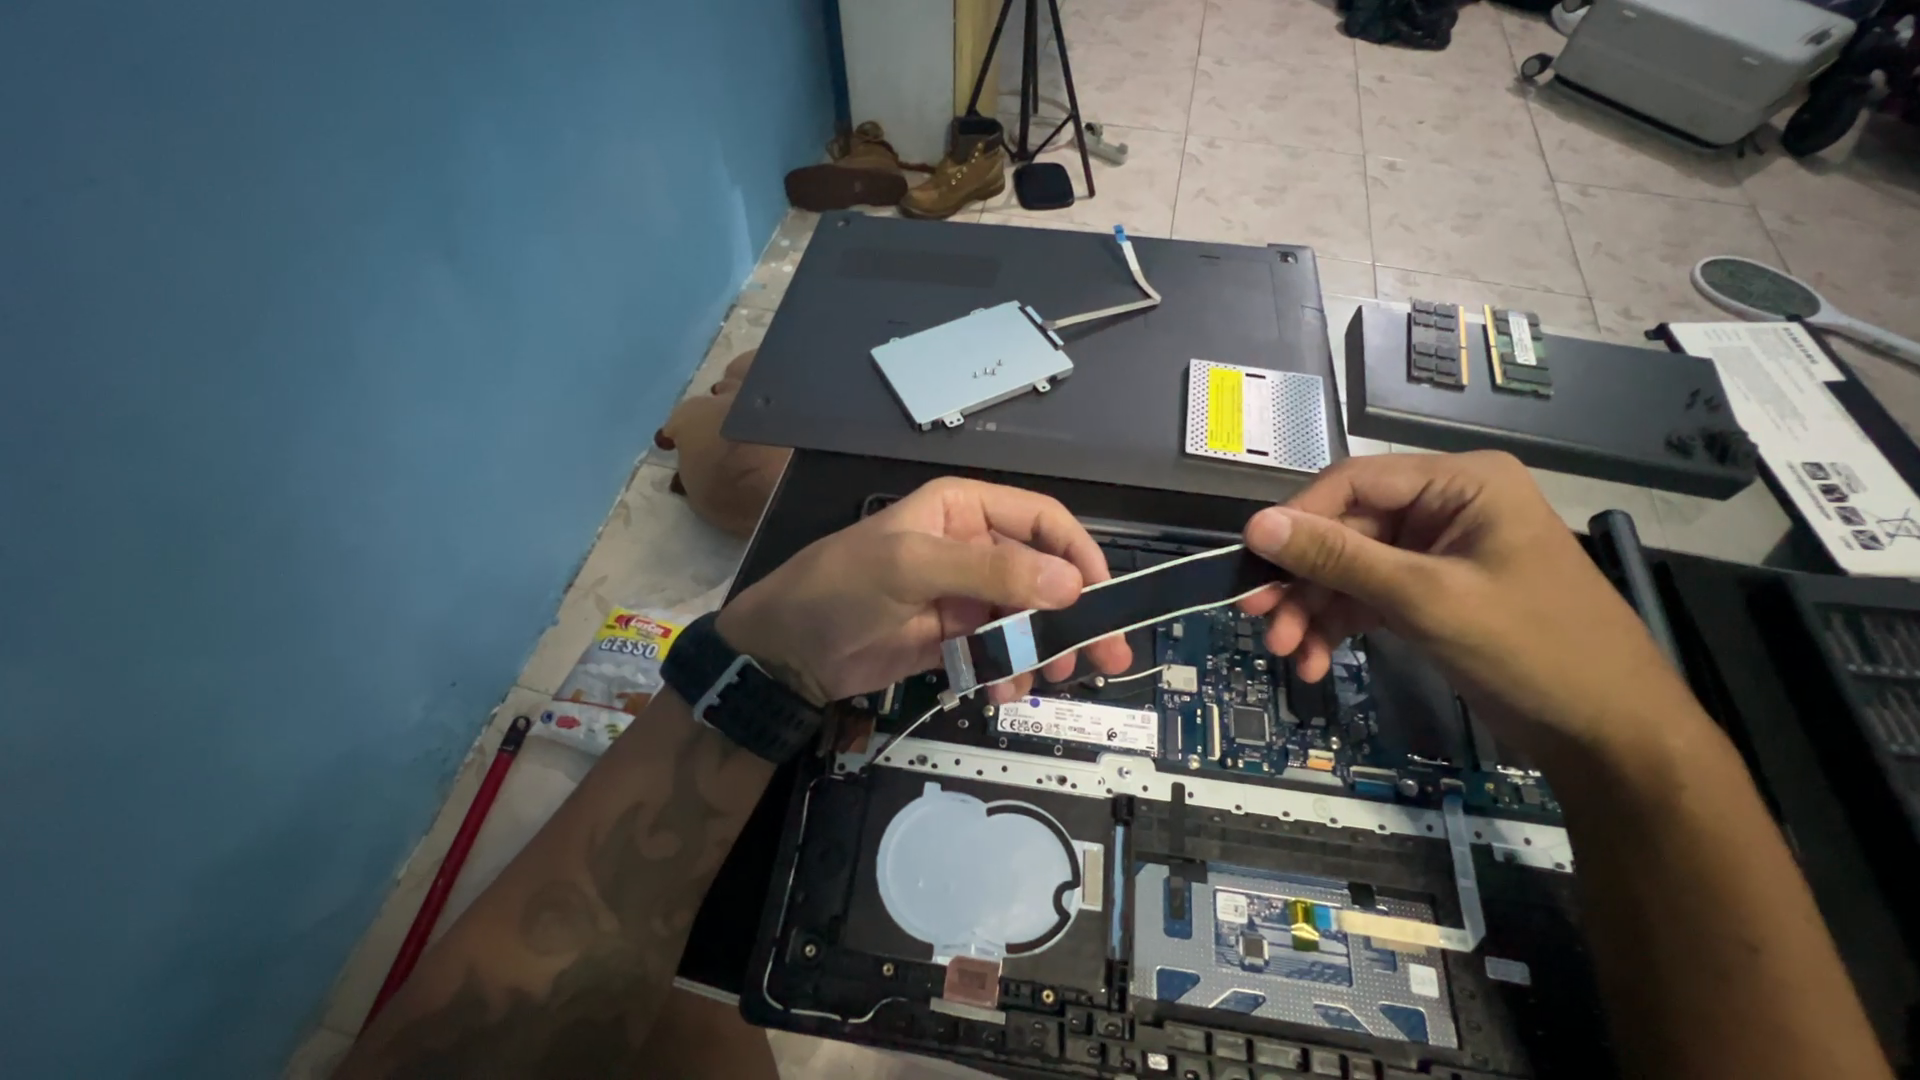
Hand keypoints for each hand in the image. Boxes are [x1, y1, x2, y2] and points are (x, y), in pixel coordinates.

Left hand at [715, 477, 1132, 705]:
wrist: (785, 652)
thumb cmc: (840, 588)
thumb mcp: (911, 568)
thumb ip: (990, 573)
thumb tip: (1069, 584)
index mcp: (962, 510)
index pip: (1039, 520)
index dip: (1076, 554)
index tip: (1101, 595)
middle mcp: (971, 548)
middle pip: (1042, 575)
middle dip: (1073, 615)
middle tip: (1105, 656)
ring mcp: (964, 596)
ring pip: (1026, 619)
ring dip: (1043, 649)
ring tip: (1049, 679)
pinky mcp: (954, 638)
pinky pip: (999, 651)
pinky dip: (1009, 672)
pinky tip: (1005, 692)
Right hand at [1237, 451, 1689, 762]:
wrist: (1610, 736)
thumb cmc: (1532, 649)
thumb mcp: (1426, 598)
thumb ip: (1338, 559)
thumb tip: (1256, 525)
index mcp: (1460, 483)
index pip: (1353, 483)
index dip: (1297, 520)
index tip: (1252, 561)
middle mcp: (1445, 507)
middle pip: (1345, 531)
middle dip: (1302, 581)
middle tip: (1259, 619)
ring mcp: (1436, 553)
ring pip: (1348, 569)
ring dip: (1313, 611)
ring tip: (1289, 653)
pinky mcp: (1431, 594)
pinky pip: (1366, 598)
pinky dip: (1337, 627)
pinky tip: (1316, 660)